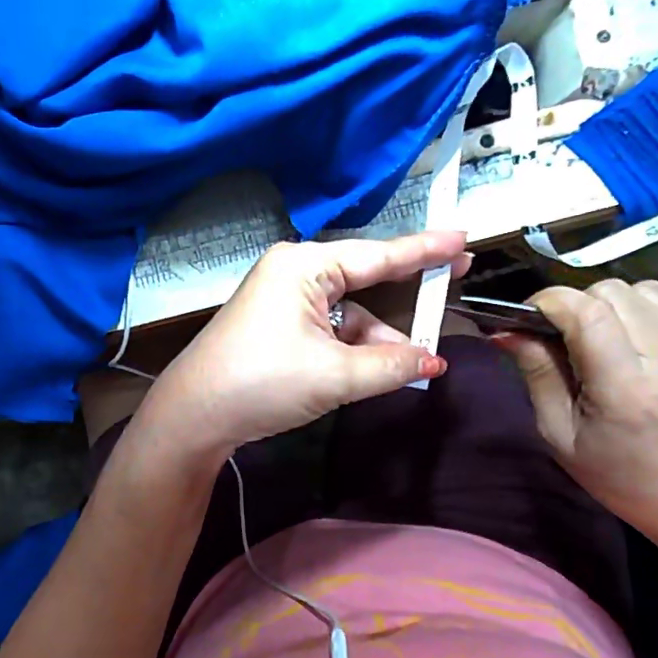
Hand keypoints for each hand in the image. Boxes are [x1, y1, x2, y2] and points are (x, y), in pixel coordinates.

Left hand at [138, 232, 468, 455]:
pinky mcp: (278, 326)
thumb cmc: (263, 382)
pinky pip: (330, 329)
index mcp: (303, 266)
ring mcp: (283, 300)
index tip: (462, 240)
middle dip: (405, 292)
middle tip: (453, 278)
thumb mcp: (335, 375)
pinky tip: (378, 371)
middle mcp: (294, 273)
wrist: (195, 417)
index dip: (424, 250)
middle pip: (363, 279)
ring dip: (379, 339)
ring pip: (349, 312)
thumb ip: (391, 365)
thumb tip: (434, 360)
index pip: (376, 254)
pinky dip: (355, 349)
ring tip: (414, 363)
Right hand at [497, 279, 657, 550]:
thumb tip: (507, 329)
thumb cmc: (623, 476)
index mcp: (627, 390)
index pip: (585, 311)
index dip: (551, 302)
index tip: (536, 314)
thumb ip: (537, 374)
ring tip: (623, 342)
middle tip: (579, 337)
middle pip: (616, 292)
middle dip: (585, 306)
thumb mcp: (562, 435)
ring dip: (626, 308)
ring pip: (652, 291)